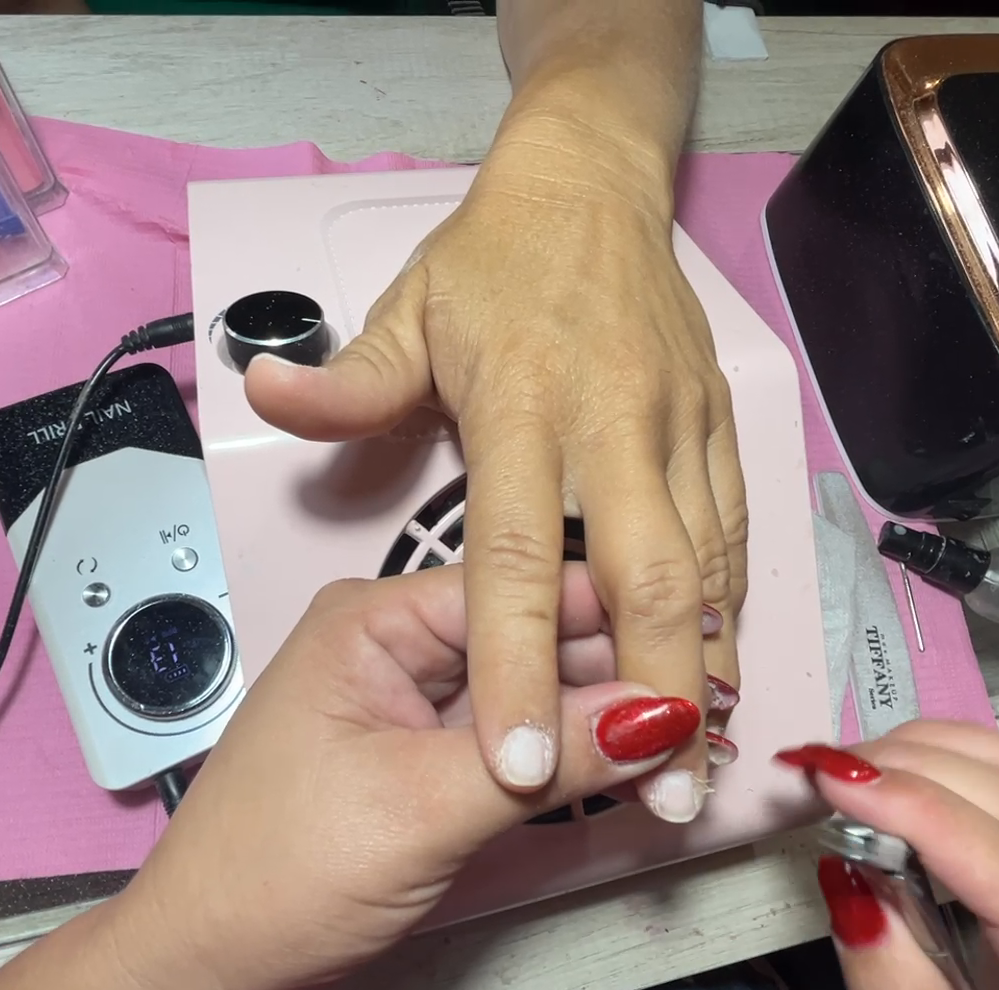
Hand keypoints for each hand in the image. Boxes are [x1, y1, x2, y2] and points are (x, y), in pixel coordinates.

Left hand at [116, 564, 704, 989]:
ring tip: (693, 739)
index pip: (513, 590)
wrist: (211, 970)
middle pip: (532, 640)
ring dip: (604, 719)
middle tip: (713, 708)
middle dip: (619, 676)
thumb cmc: (279, 874)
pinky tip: (633, 762)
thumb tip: (660, 713)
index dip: (608, 617)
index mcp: (376, 618)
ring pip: (533, 691)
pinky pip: (519, 736)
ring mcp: (419, 698)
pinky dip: (572, 753)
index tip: (695, 646)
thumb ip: (547, 756)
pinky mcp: (433, 750)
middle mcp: (401, 642)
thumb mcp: (425, 805)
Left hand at [243, 122, 744, 823]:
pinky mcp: (717, 426)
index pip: (513, 560)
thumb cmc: (493, 260)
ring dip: (708, 665)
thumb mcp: (408, 312)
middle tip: (667, 794)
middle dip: (658, 693)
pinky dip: (730, 607)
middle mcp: (610, 426)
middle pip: (643, 579)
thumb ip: (350, 380)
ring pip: (706, 565)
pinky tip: (724, 666)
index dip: (519, 668)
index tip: (521, 767)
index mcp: (522, 408)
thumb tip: (267, 393)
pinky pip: (731, 531)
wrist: (592, 187)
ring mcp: (676, 427)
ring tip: (705, 757)